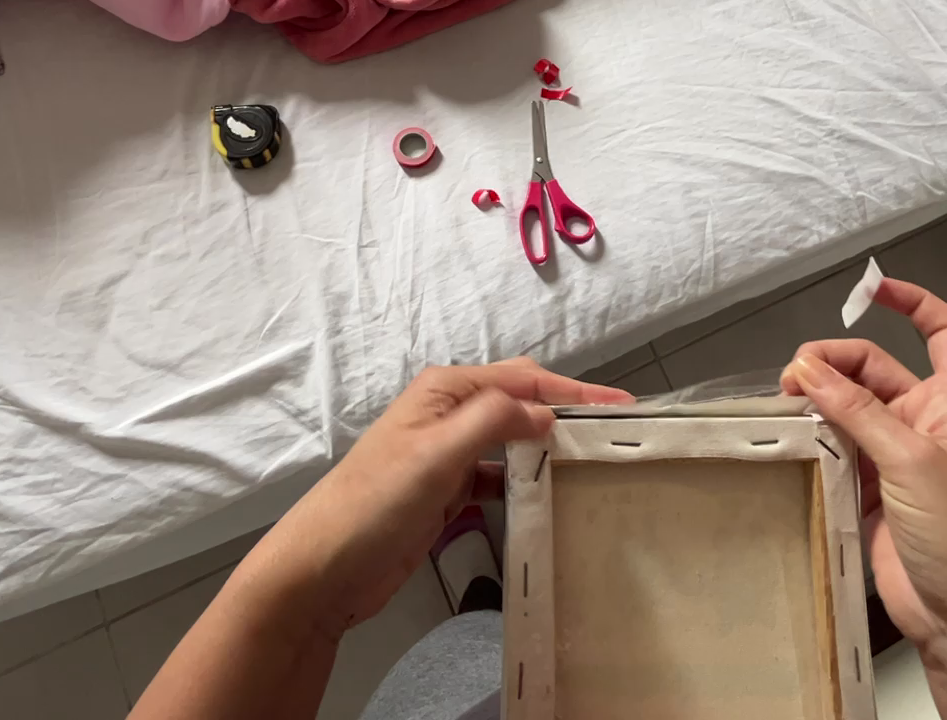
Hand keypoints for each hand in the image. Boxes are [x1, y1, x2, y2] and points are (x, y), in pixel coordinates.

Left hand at [247, 358, 632, 636]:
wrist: (325, 567)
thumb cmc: (378, 499)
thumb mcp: (438, 450)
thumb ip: (494, 419)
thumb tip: (545, 413)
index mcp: (447, 388)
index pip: (523, 379)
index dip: (572, 390)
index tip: (621, 404)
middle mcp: (450, 411)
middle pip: (519, 400)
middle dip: (563, 408)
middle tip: (611, 429)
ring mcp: (448, 451)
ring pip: (510, 436)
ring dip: (545, 442)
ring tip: (588, 459)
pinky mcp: (447, 488)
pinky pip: (497, 472)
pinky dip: (522, 476)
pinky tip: (544, 493)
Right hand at [781, 280, 946, 719]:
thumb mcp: (911, 460)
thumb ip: (856, 410)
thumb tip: (807, 369)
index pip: (944, 333)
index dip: (915, 303)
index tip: (873, 288)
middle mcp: (923, 421)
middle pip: (872, 368)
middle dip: (833, 363)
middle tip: (795, 377)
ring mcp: (894, 454)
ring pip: (846, 406)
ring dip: (817, 401)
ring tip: (788, 407)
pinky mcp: (870, 485)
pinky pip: (834, 445)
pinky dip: (812, 438)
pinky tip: (793, 441)